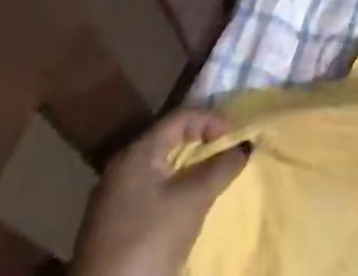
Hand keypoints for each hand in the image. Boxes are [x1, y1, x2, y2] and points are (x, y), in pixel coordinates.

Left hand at [72, 109, 248, 275]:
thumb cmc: (150, 240)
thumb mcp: (194, 200)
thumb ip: (221, 168)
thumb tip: (244, 146)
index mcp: (137, 152)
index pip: (181, 117)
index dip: (212, 120)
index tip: (236, 137)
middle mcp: (122, 167)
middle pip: (170, 139)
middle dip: (203, 143)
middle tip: (229, 153)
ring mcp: (114, 197)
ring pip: (161, 167)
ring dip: (190, 167)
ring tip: (214, 178)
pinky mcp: (113, 224)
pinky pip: (151, 190)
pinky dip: (175, 188)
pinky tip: (188, 206)